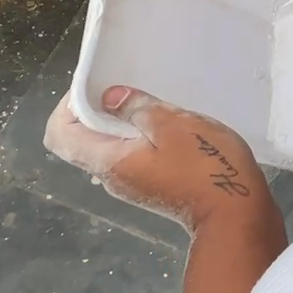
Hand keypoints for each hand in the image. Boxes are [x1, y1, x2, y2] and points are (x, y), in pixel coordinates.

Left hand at [44, 85, 273, 230]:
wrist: (231, 208)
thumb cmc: (204, 163)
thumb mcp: (176, 125)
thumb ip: (140, 109)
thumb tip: (109, 96)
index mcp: (108, 161)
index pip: (60, 135)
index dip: (67, 107)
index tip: (95, 84)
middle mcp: (109, 176)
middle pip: (82, 142)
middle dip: (95, 111)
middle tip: (125, 87)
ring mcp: (129, 184)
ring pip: (107, 149)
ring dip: (119, 124)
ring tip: (150, 104)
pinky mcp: (149, 186)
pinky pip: (128, 157)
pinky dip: (136, 138)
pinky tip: (166, 128)